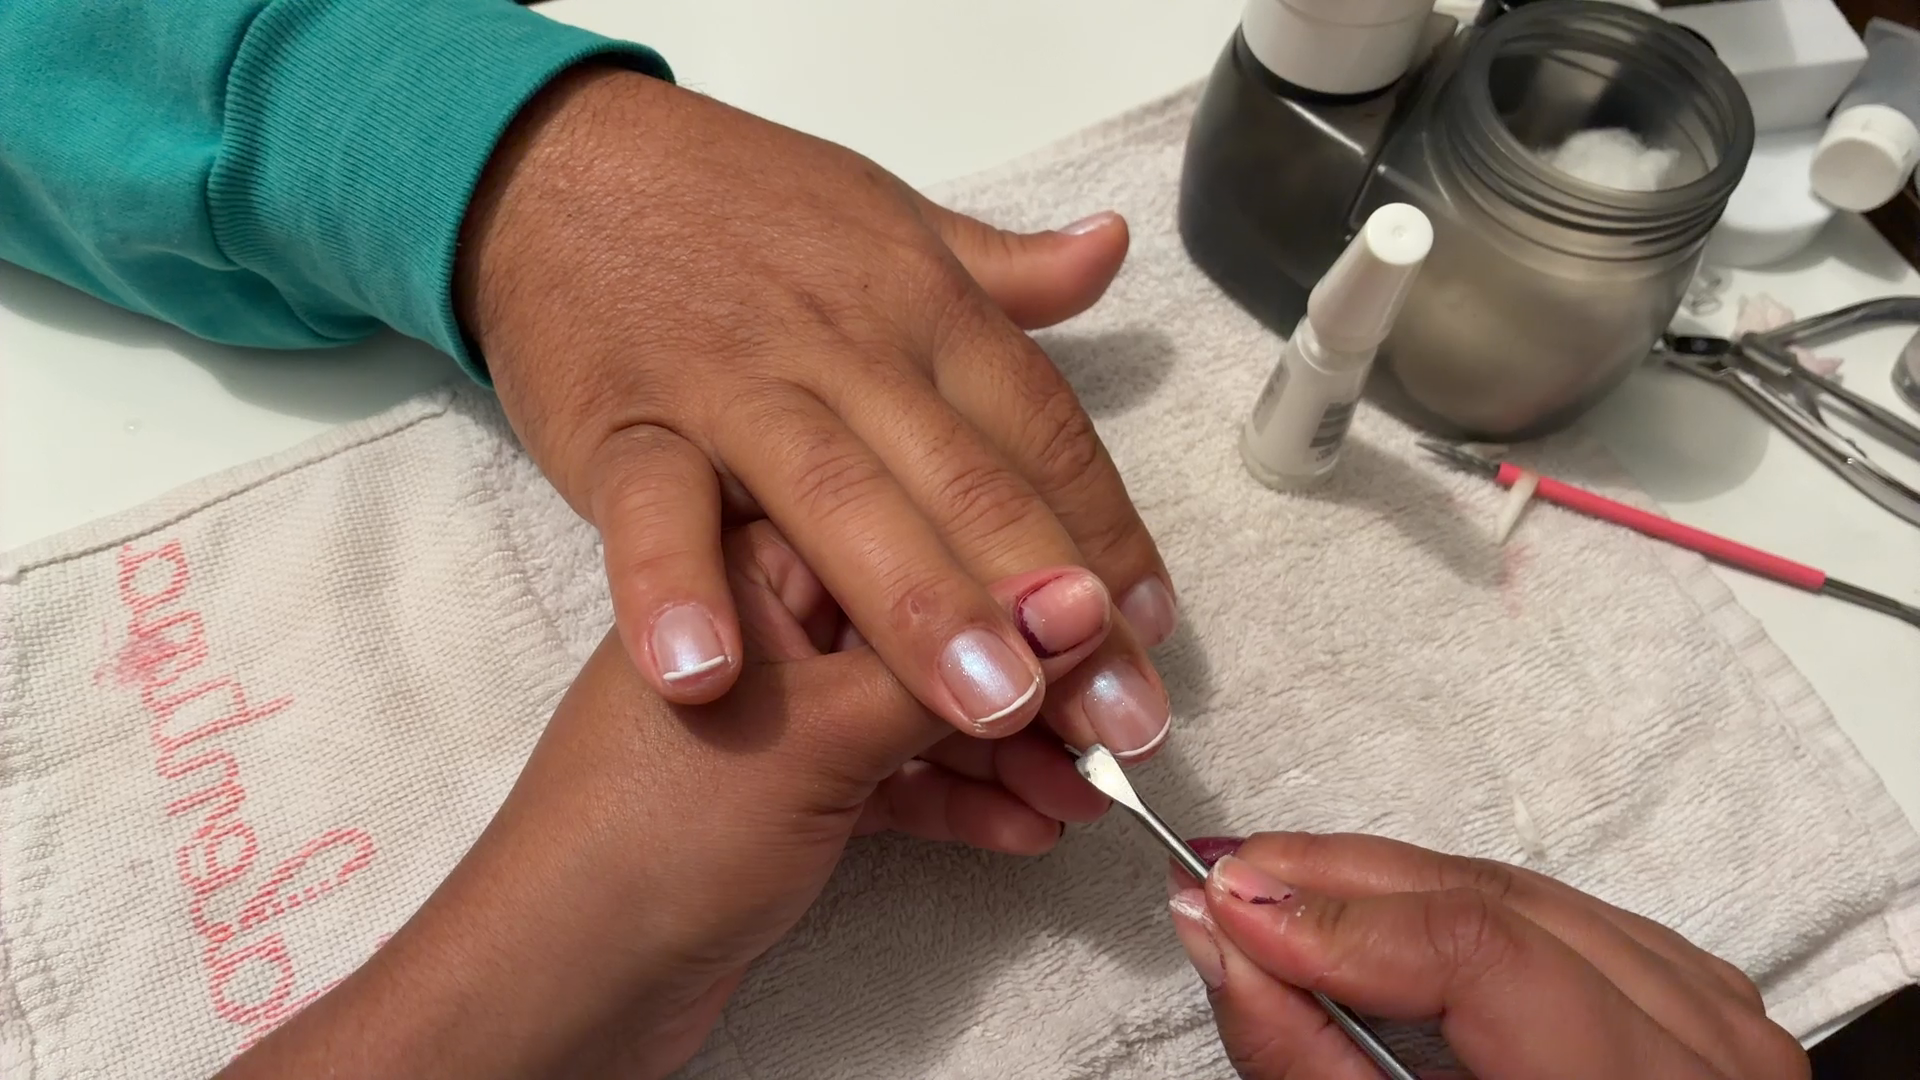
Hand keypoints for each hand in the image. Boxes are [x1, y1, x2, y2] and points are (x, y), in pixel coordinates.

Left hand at [220, 523, 1111, 1079]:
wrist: (559, 997)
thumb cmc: (669, 830)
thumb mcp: (820, 735)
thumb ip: (951, 670)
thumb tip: (1081, 606)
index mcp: (765, 560)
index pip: (919, 540)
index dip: (1017, 591)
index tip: (1106, 643)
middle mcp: (783, 618)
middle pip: (934, 629)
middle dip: (1027, 687)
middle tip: (1108, 735)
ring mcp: (795, 700)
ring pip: (925, 707)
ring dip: (1007, 756)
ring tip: (1083, 797)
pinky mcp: (803, 775)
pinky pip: (900, 771)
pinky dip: (959, 799)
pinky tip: (1029, 828)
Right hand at [456, 65, 1176, 760]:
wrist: (569, 171)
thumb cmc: (752, 213)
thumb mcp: (897, 227)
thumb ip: (1005, 270)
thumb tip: (1111, 248)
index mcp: (926, 308)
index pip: (1043, 430)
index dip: (1107, 531)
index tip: (1149, 626)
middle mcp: (848, 350)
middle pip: (968, 483)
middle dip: (1047, 604)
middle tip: (1113, 715)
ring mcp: (733, 389)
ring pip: (841, 502)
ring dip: (918, 608)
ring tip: (990, 712)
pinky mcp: (624, 426)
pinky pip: (657, 511)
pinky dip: (676, 587)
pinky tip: (710, 679)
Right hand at [1168, 834, 1808, 1079]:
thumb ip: (1298, 1051)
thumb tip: (1212, 927)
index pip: (1479, 954)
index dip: (1336, 917)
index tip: (1229, 899)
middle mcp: (1710, 1062)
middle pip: (1491, 901)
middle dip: (1334, 877)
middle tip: (1231, 873)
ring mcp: (1711, 1021)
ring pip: (1514, 886)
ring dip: (1380, 878)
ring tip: (1286, 885)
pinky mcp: (1682, 994)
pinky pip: (1546, 901)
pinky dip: (1442, 891)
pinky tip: (1382, 902)